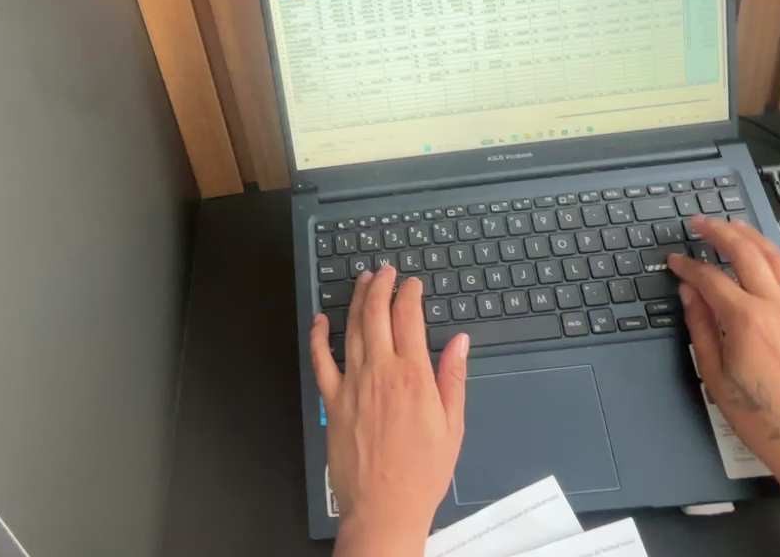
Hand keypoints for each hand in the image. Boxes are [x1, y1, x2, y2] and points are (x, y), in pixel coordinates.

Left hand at [311, 268, 469, 556]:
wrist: (385, 509)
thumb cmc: (423, 471)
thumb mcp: (452, 425)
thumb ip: (453, 377)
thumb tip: (460, 341)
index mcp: (413, 375)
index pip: (408, 317)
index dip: (410, 293)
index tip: (412, 283)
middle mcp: (380, 371)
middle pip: (377, 313)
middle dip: (382, 285)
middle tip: (386, 270)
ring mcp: (352, 383)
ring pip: (352, 327)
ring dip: (357, 299)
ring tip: (362, 280)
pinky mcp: (332, 400)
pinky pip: (321, 360)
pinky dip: (319, 336)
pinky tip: (321, 319)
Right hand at [667, 217, 779, 494]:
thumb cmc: (760, 418)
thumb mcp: (715, 375)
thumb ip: (701, 326)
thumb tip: (689, 290)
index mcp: (745, 319)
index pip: (709, 278)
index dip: (687, 266)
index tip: (674, 261)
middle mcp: (776, 308)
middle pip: (745, 254)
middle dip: (718, 233)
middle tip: (700, 223)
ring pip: (779, 262)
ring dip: (756, 237)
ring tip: (737, 225)